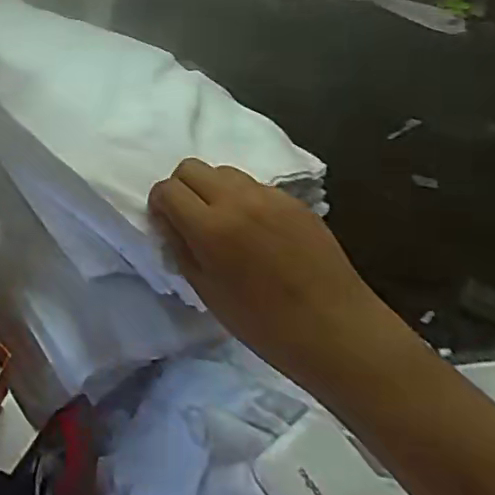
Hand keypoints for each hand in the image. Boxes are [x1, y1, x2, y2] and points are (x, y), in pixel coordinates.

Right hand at [149, 159, 402, 388]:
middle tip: (191, 218)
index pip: (168, 189)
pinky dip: (245, 199)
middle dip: (182, 187)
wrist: (334, 327)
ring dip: (214, 189)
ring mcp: (269, 195)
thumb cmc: (264, 325)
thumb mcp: (208, 293)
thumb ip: (182, 249)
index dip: (160, 204)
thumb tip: (169, 221)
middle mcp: (237, 199)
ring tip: (226, 223)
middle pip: (192, 167)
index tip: (166, 222)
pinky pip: (255, 186)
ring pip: (225, 172)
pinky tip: (258, 231)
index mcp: (211, 227)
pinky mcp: (293, 199)